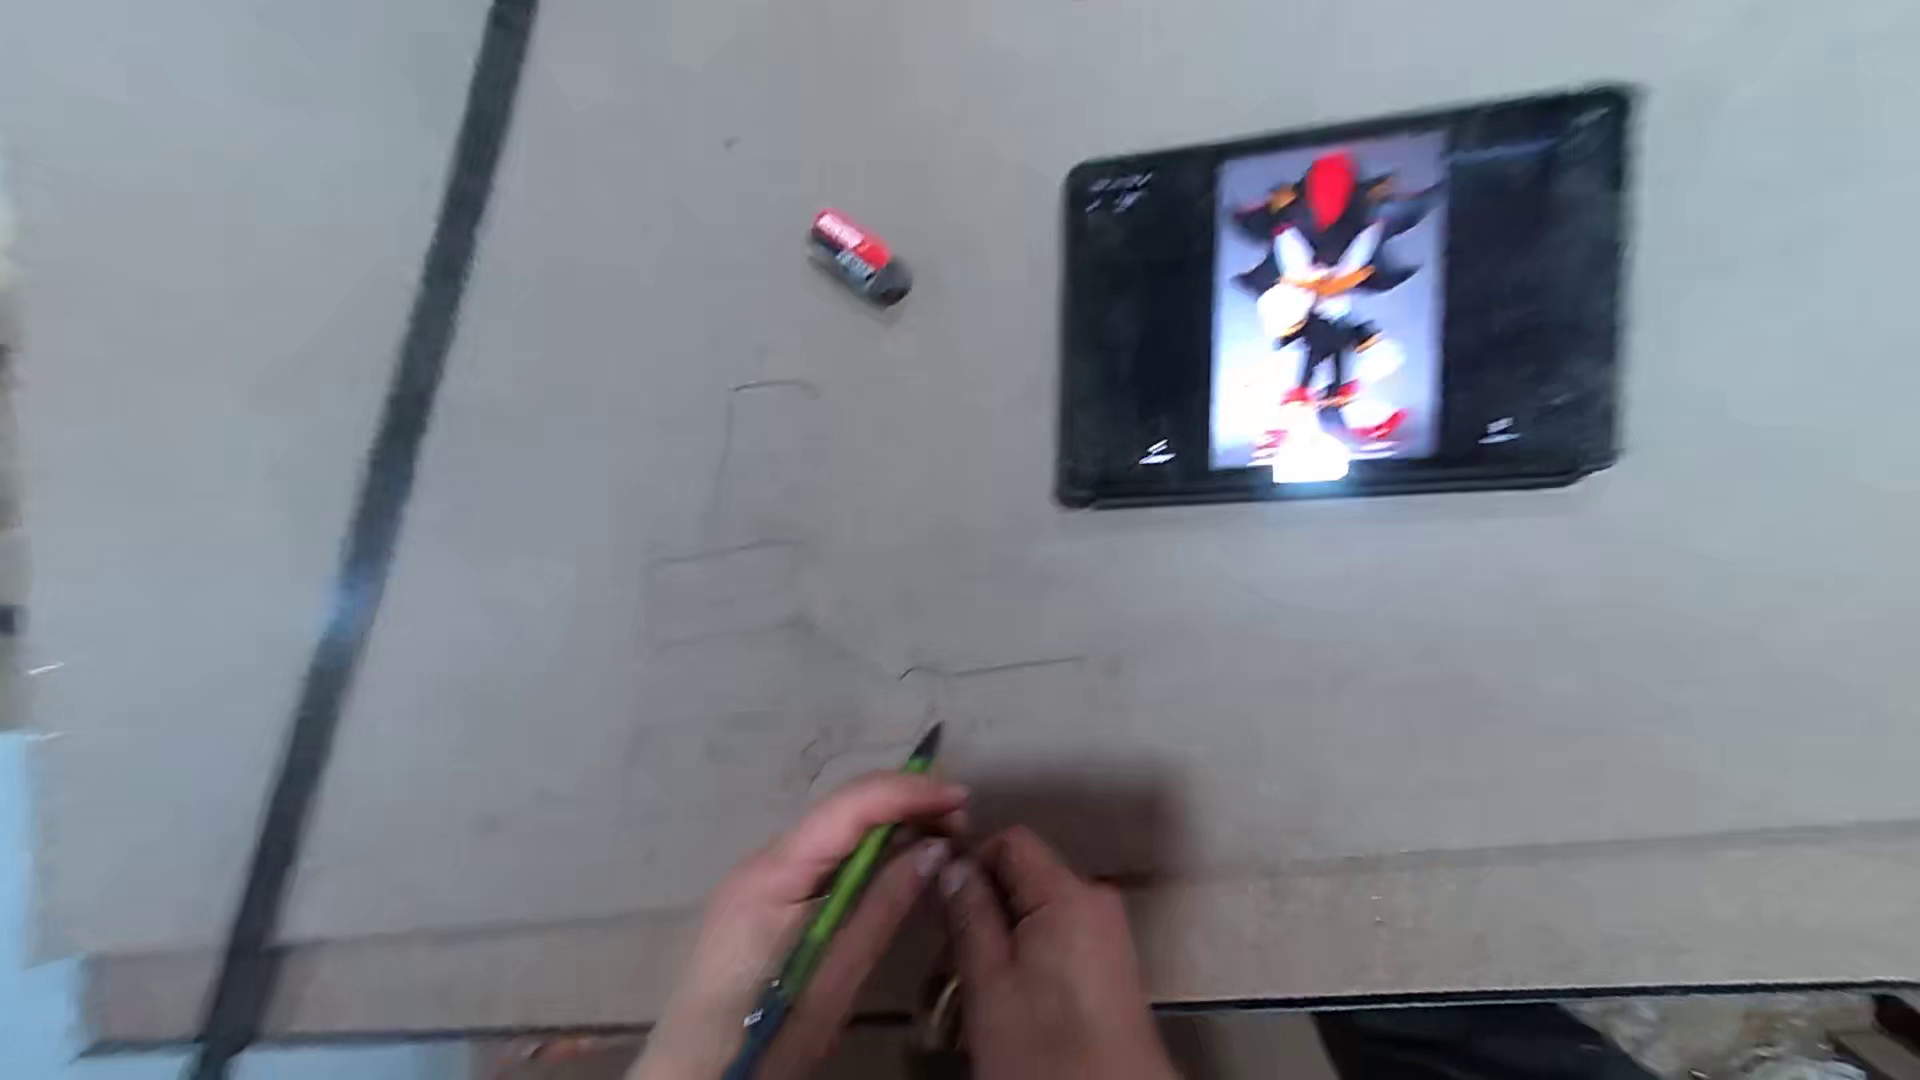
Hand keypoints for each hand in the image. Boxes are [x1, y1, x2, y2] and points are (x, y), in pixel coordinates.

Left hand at [631, 773, 966, 1079]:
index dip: (908, 791)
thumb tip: (936, 848)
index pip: (850, 806)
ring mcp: (762, 871)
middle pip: (844, 807)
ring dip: (890, 820)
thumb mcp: (833, 985)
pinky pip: (827, 849)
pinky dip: (868, 845)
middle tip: (958, 823)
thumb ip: (884, 908)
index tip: (959, 797)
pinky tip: (898, 855)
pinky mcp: (767, 890)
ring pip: (838, 824)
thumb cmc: (761, 1046)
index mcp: (774, 873)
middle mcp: (765, 857)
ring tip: (940, 835)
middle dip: (905, 802)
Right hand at [939, 827, 1177, 1079]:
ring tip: (978, 980)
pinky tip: (1012, 994)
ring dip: (1004, 931)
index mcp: (1068, 892)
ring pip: (1039, 907)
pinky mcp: (1111, 961)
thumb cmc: (1047, 1057)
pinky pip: (1060, 932)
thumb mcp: (990, 984)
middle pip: (1026, 873)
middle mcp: (1094, 898)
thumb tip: (953, 867)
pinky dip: (1030, 949)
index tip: (944, 898)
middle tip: (952, 950)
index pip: (1012, 840)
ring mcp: (1107, 930)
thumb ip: (969, 914)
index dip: (973, 860)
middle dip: (985, 903)